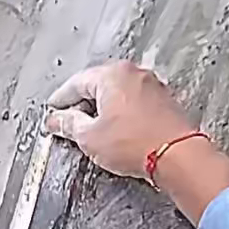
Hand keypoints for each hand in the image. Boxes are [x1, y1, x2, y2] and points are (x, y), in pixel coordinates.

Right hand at [45, 61, 228, 221]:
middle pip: (97, 84)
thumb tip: (55, 120)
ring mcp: (151, 85)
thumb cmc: (134, 143)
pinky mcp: (162, 101)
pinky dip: (119, 112)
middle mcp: (133, 73)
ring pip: (116, 92)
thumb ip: (68, 124)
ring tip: (91, 130)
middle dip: (81, 103)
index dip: (60, 100)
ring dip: (101, 108)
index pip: (76, 83)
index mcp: (111, 75)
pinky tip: (115, 130)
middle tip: (67, 121)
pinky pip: (132, 102)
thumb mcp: (89, 137)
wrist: (176, 155)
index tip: (52, 111)